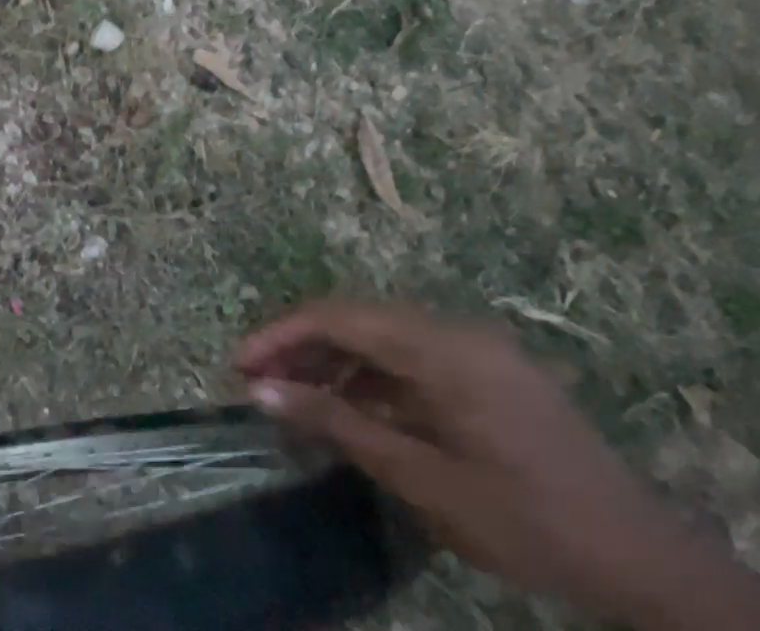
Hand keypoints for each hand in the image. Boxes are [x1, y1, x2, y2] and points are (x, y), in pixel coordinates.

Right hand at [237, 301, 759, 629]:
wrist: (641, 562)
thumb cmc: (521, 517)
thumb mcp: (419, 476)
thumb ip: (336, 424)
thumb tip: (261, 391)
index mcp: (445, 352)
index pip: (339, 317)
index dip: (279, 336)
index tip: (238, 367)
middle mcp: (461, 337)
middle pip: (358, 320)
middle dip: (300, 346)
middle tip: (256, 382)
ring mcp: (482, 355)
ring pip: (383, 337)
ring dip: (332, 361)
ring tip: (292, 396)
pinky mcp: (494, 378)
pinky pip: (414, 359)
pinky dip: (370, 376)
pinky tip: (348, 409)